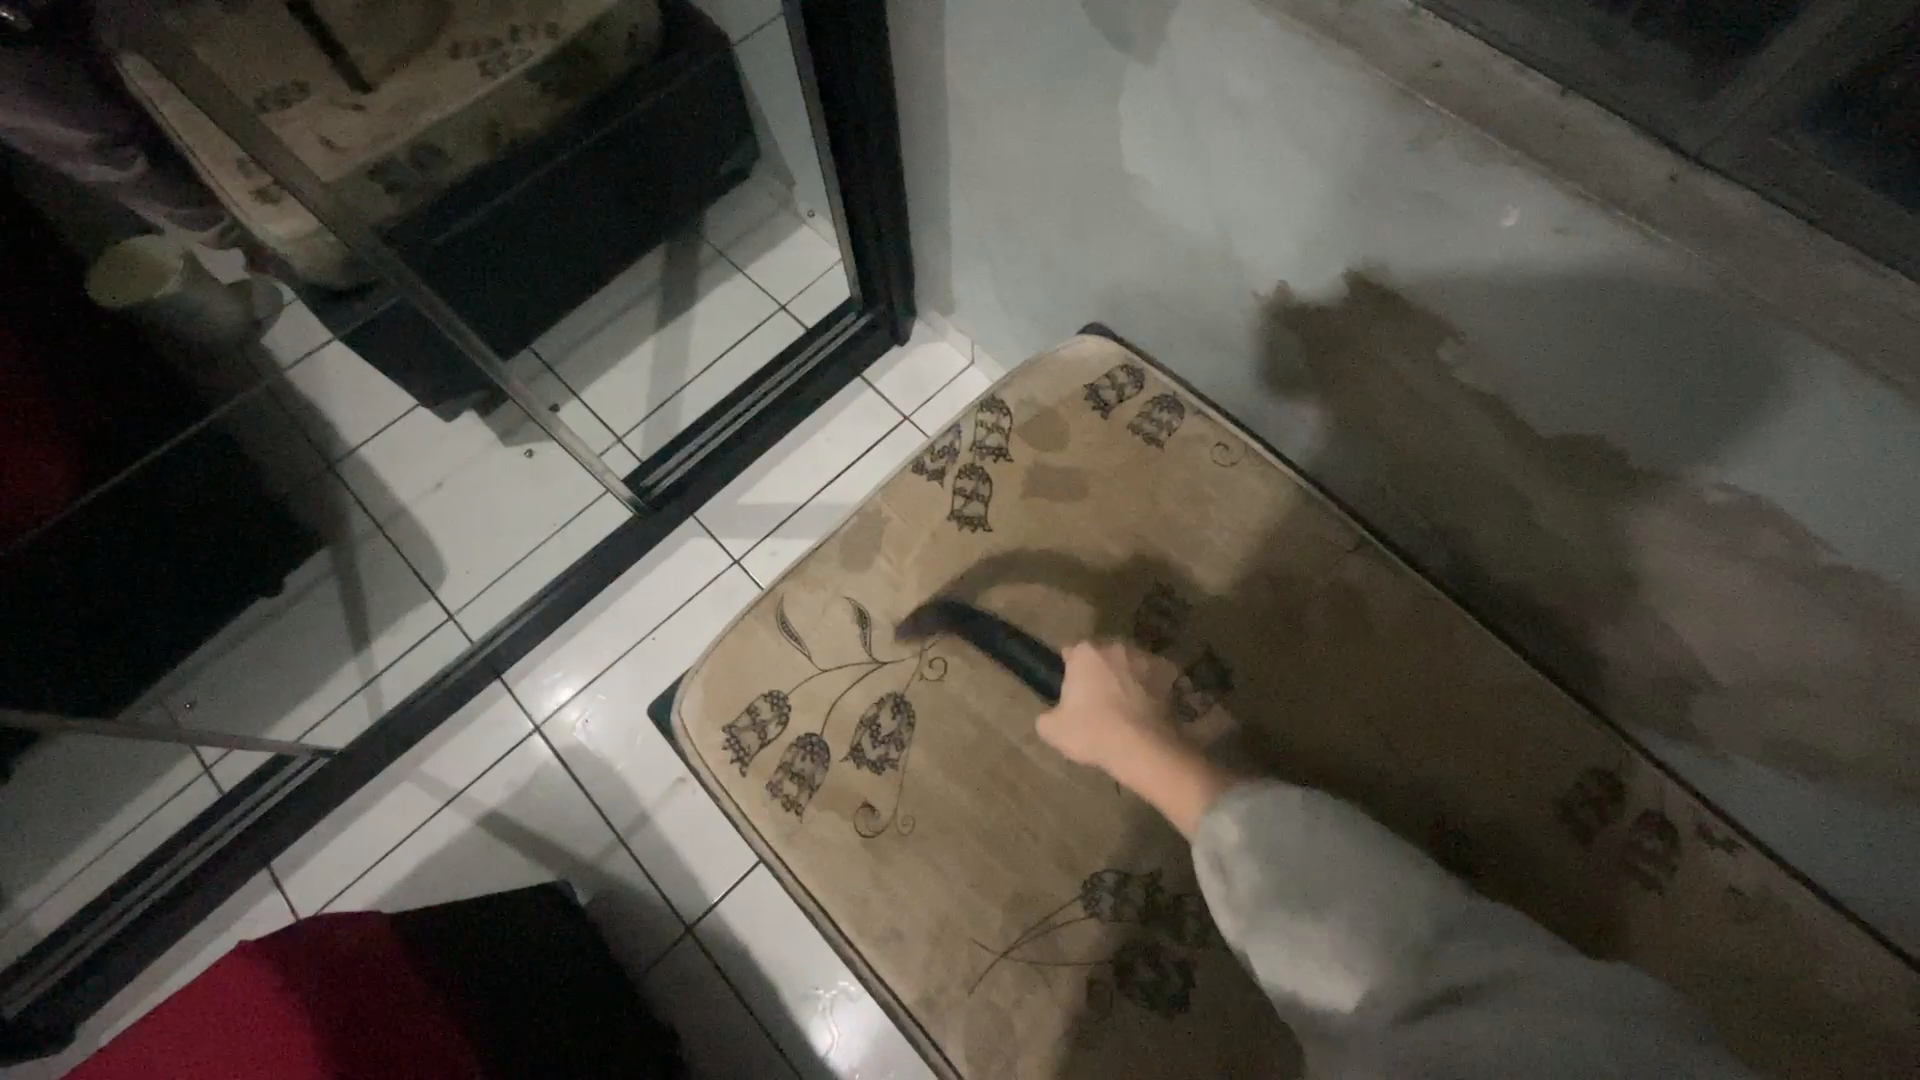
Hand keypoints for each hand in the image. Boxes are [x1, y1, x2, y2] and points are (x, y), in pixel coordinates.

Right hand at [1037, 640, 1242, 838]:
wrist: (1141, 747)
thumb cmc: (1091, 732)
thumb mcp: (1051, 730)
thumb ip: (1046, 716)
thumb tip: (1050, 716)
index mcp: (1084, 652)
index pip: (1070, 652)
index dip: (1069, 671)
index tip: (1071, 691)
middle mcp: (1114, 646)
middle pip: (1102, 654)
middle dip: (1099, 670)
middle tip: (1098, 700)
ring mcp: (1144, 657)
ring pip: (1129, 663)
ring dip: (1126, 676)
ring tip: (1126, 706)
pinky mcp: (1168, 672)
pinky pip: (1156, 676)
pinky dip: (1152, 687)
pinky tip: (1149, 708)